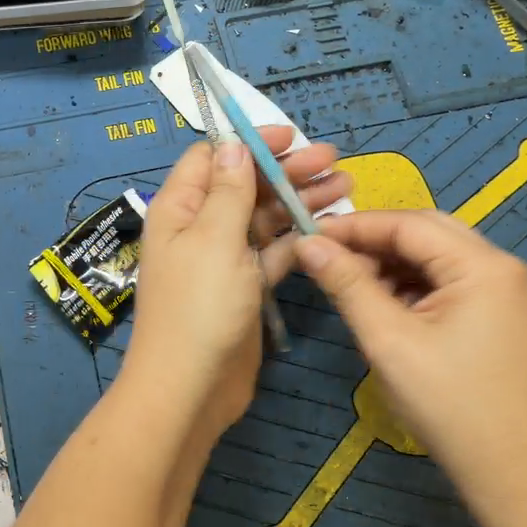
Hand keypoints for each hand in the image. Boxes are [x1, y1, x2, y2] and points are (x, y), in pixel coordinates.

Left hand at [126, 127, 350, 429]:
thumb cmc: (199, 306)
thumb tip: (231, 143)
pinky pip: (274, 252)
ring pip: (265, 217)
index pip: (211, 157)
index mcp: (180, 207)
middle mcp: (199, 226)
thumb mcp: (214, 239)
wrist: (191, 388)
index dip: (249, 143)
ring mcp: (223, 258)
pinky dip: (299, 238)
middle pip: (245, 184)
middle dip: (286, 170)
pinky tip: (331, 228)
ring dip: (300, 200)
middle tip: (335, 160)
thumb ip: (228, 190)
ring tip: (346, 185)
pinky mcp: (245, 286)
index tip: (291, 137)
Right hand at [294, 212, 526, 488]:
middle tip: (329, 256)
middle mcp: (505, 267)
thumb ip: (347, 284)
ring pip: (439, 256)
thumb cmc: (450, 405)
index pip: (408, 224)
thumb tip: (308, 244)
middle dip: (374, 241)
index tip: (310, 235)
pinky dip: (415, 285)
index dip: (355, 226)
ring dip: (393, 263)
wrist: (514, 476)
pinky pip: (452, 281)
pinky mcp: (507, 316)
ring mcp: (511, 293)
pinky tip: (387, 305)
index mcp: (484, 267)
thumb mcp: (388, 340)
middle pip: (427, 232)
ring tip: (352, 285)